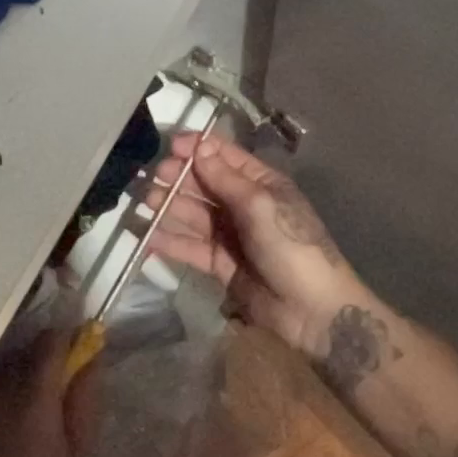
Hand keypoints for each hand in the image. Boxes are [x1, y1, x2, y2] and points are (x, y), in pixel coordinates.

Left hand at [0, 329, 100, 456]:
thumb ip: (84, 401)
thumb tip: (92, 352)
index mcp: (29, 400)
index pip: (49, 341)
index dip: (69, 334)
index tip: (83, 336)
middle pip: (18, 352)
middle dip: (41, 355)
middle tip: (63, 376)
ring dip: (15, 373)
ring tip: (35, 399)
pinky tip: (8, 422)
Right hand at [145, 134, 357, 353]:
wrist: (311, 310)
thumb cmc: (291, 245)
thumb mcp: (259, 204)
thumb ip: (224, 178)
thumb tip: (198, 147)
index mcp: (261, 183)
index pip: (224, 157)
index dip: (197, 149)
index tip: (169, 146)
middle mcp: (243, 204)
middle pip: (204, 184)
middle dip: (178, 178)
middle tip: (154, 177)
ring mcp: (230, 235)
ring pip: (193, 214)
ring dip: (169, 206)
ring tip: (146, 201)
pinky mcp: (219, 264)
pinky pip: (190, 247)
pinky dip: (170, 241)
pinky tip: (147, 235)